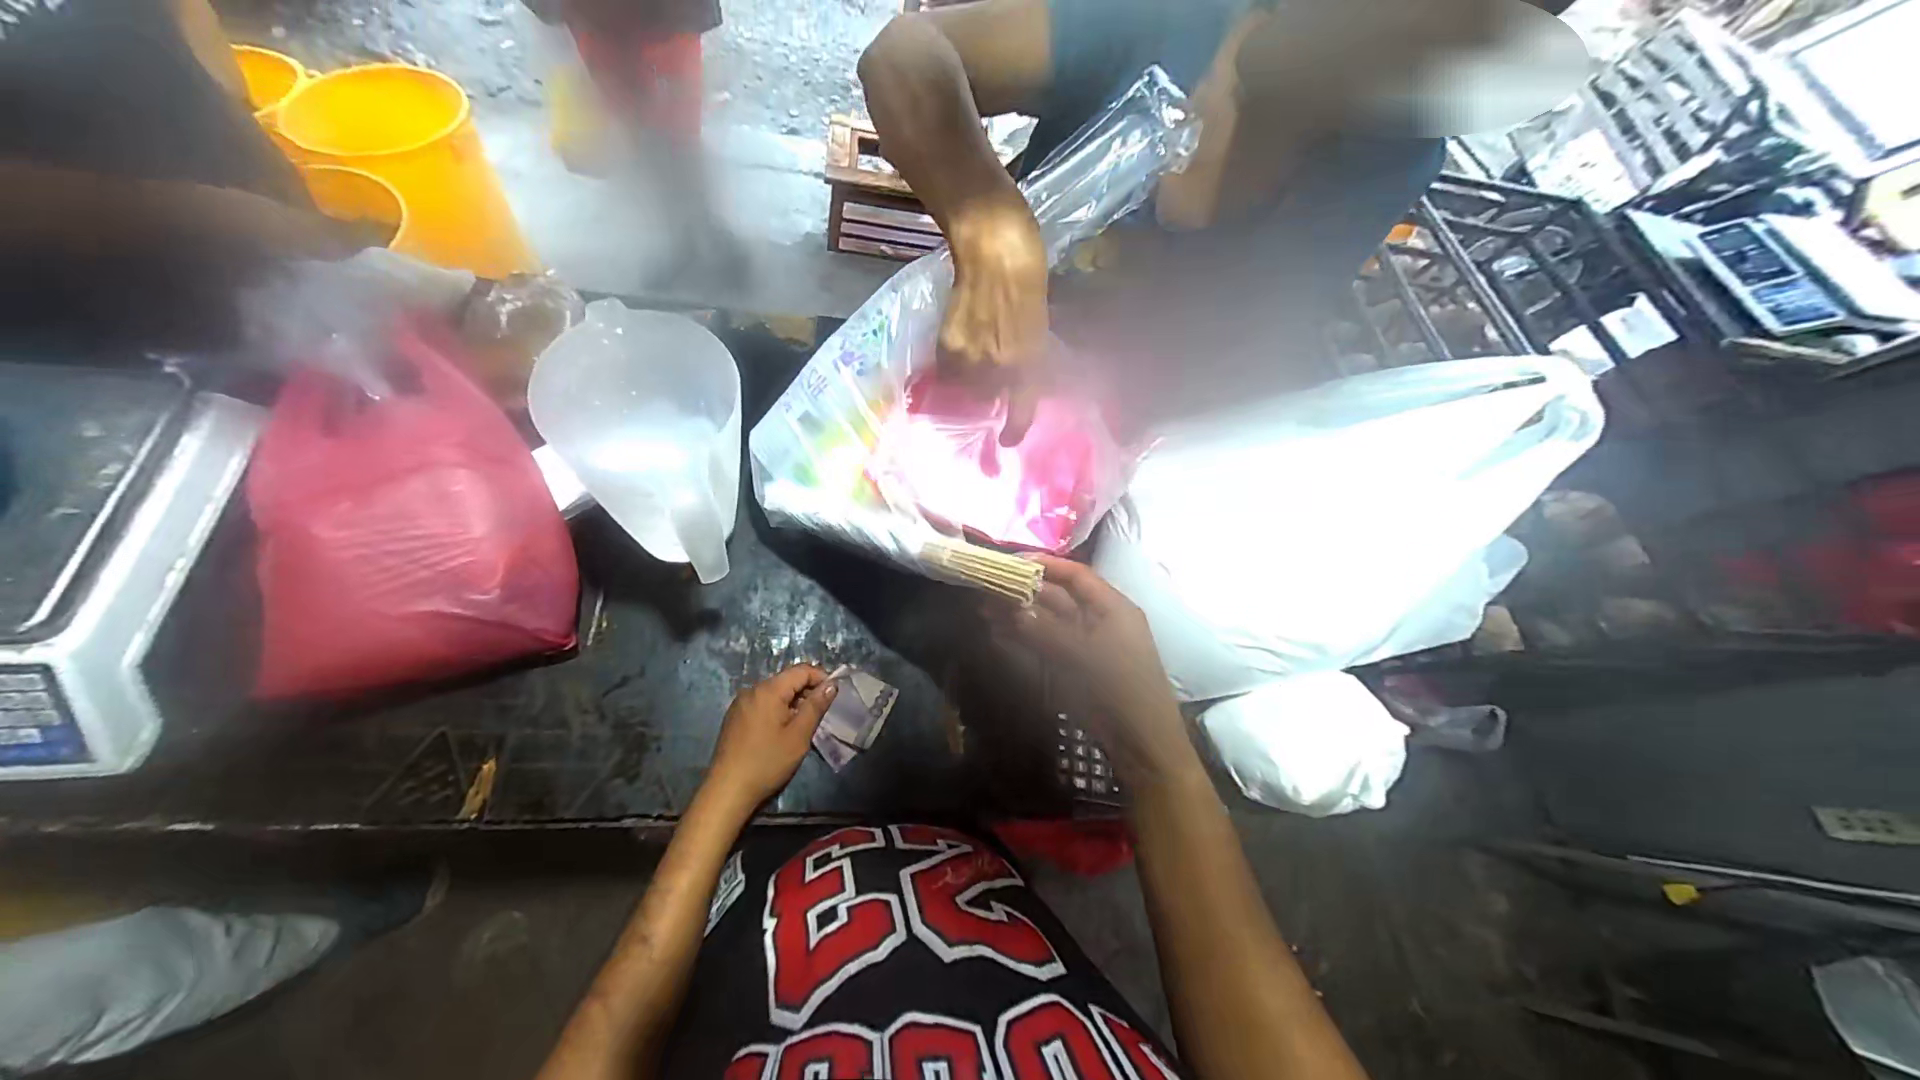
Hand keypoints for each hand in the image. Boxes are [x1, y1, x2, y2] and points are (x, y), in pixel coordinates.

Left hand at [704, 664, 837, 811]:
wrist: (728, 790)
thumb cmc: (767, 762)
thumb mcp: (799, 735)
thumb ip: (816, 706)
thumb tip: (831, 684)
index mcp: (768, 690)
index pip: (801, 670)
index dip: (821, 678)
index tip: (834, 695)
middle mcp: (752, 690)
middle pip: (786, 679)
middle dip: (807, 691)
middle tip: (820, 713)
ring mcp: (740, 703)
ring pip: (774, 692)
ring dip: (793, 701)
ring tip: (803, 724)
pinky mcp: (735, 717)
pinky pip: (762, 703)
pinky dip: (777, 709)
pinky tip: (781, 730)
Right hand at [942, 199, 1049, 444]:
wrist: (994, 245)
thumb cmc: (1027, 273)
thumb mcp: (1037, 320)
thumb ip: (1026, 350)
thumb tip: (1017, 370)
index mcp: (1030, 360)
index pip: (1022, 407)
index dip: (1015, 428)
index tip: (1007, 441)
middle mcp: (1001, 367)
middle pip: (988, 397)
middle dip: (988, 389)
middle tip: (988, 368)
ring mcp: (973, 358)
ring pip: (965, 385)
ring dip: (967, 376)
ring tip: (971, 348)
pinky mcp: (949, 345)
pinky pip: (948, 369)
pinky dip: (951, 362)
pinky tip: (957, 340)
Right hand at [994, 556, 1197, 784]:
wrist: (1141, 742)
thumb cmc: (1120, 687)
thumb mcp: (1082, 654)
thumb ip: (1045, 629)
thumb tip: (1012, 608)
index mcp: (1113, 608)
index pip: (1076, 575)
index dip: (1045, 565)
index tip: (1010, 561)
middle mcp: (1099, 621)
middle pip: (1058, 597)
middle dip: (1023, 592)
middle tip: (987, 589)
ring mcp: (1086, 646)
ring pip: (1047, 622)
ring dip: (1018, 615)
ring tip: (985, 610)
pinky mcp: (1074, 669)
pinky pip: (1045, 646)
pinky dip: (1023, 639)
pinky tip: (998, 635)